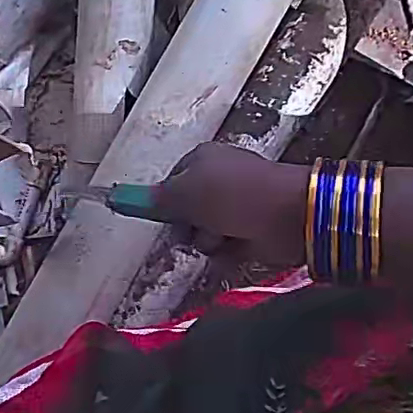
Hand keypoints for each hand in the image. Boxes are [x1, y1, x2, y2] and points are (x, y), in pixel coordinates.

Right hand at [152, 142, 307, 264]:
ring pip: (201, 233)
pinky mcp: (248, 231)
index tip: (162, 216)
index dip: (163, 202)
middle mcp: (217, 181)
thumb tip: (123, 198)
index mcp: (202, 160)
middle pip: (183, 211)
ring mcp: (234, 207)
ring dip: (207, 240)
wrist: (289, 215)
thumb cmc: (233, 195)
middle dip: (186, 225)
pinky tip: (234, 247)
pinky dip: (226, 252)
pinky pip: (223, 247)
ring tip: (222, 237)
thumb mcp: (185, 193)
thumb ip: (155, 199)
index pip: (169, 183)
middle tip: (193, 228)